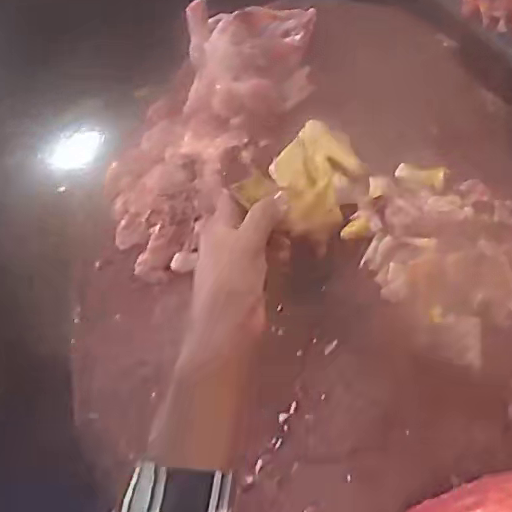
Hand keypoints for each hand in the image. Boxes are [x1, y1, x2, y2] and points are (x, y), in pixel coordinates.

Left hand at [178, 189, 284, 368]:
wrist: (228, 327)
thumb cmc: (233, 279)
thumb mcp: (248, 240)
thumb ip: (263, 214)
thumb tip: (281, 194)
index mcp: (217, 226)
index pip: (232, 197)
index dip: (252, 188)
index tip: (279, 183)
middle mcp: (224, 239)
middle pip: (248, 217)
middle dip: (270, 212)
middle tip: (295, 208)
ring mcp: (235, 259)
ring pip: (258, 236)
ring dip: (276, 233)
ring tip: (295, 232)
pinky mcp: (248, 277)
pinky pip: (264, 256)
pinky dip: (276, 252)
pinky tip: (288, 254)